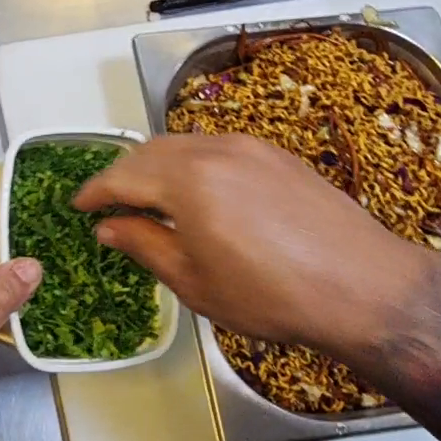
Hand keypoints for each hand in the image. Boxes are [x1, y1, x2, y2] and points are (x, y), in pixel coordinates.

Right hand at [72, 134, 432, 362]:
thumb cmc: (270, 295)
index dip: (95, 190)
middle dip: (122, 173)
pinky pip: (216, 148)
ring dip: (156, 165)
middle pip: (150, 151)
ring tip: (148, 197)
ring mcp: (250, 147)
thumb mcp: (194, 281)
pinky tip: (196, 193)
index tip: (76, 204)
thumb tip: (108, 226)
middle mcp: (214, 150)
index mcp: (186, 180)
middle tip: (108, 202)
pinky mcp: (276, 155)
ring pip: (184, 145)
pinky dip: (190, 163)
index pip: (122, 175)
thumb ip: (144, 244)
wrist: (364, 287)